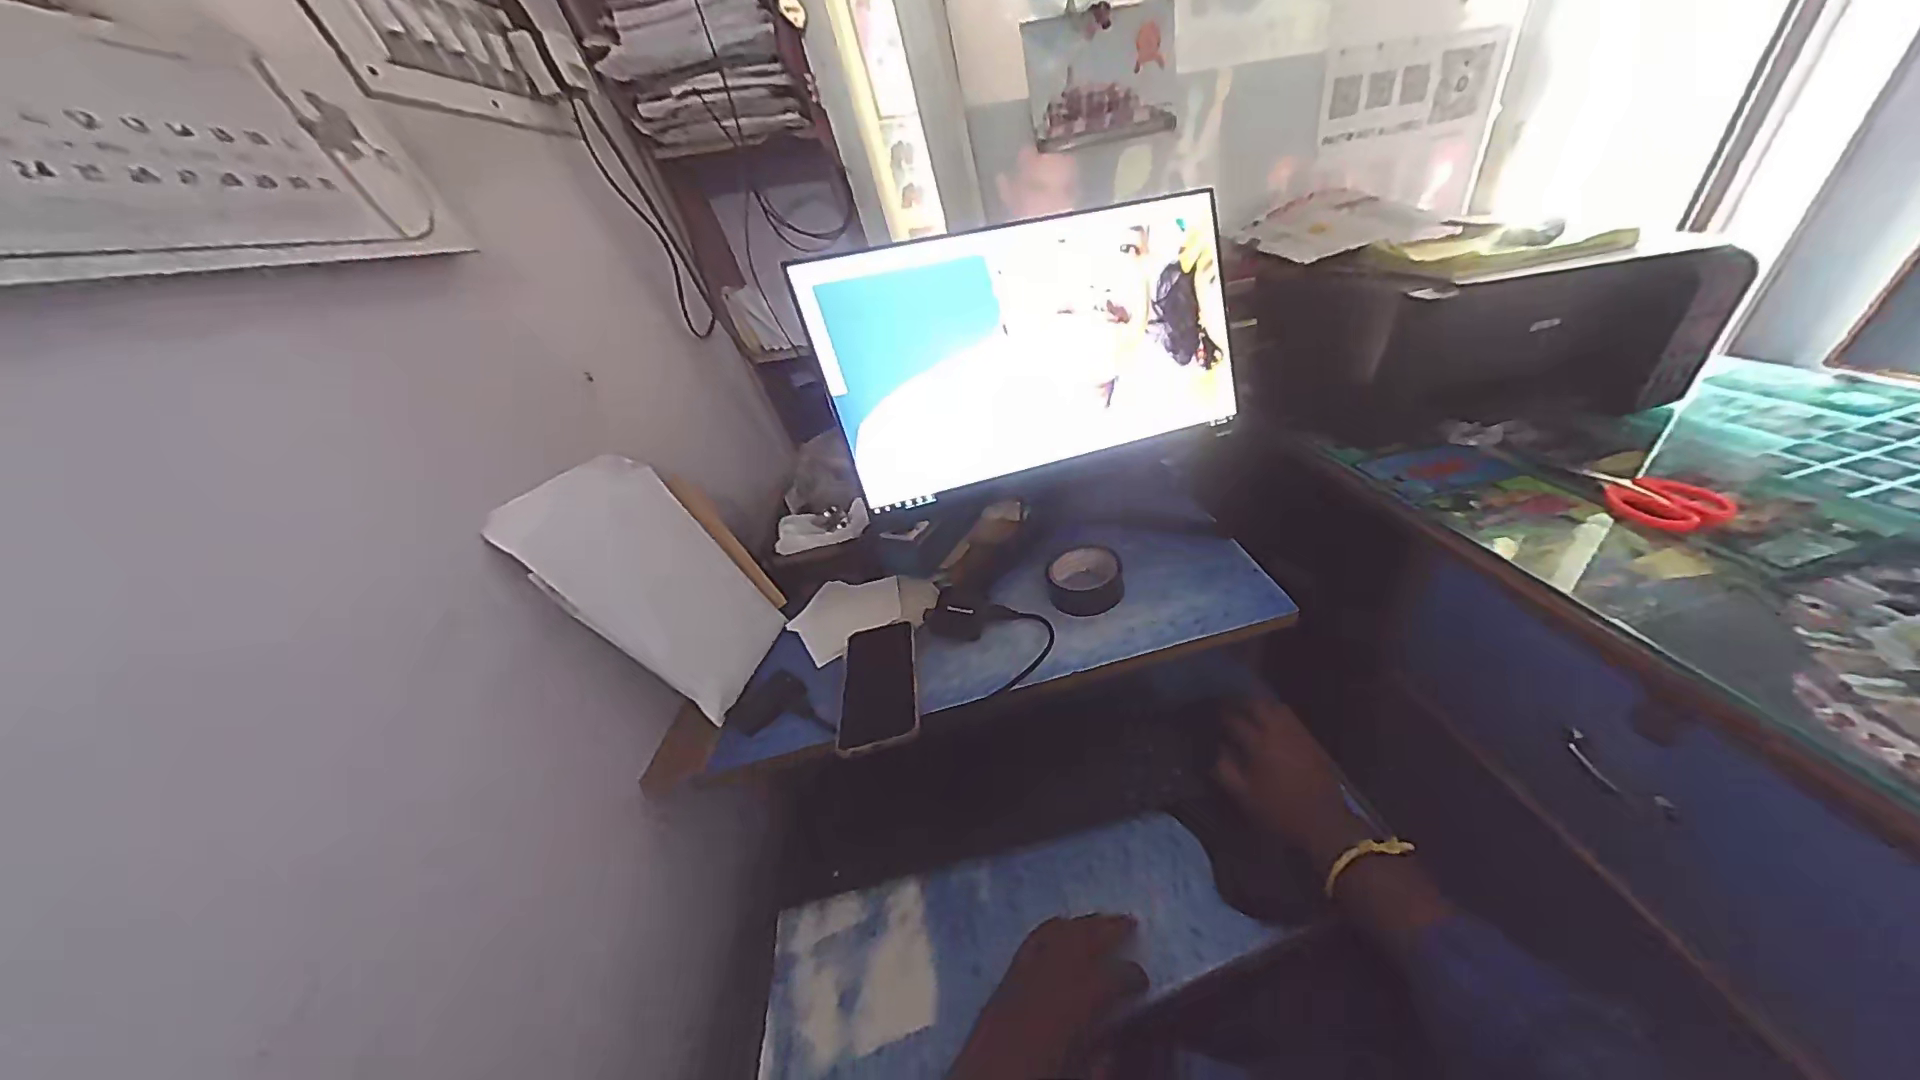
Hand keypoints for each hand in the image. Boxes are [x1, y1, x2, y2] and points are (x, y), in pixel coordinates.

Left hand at [947, 914, 1147, 1079]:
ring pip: (1053, 937)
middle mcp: (1039, 988)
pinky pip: (1029, 945)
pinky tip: (1060, 924)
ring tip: (1103, 918)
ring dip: (1080, 924)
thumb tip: (1117, 1037)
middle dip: (1105, 930)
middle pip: (1077, 944)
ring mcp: (1016, 982)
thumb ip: (1100, 1063)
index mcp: (1064, 1016)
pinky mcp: (1001, 986)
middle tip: (1132, 922)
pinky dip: (1049, 929)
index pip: (1104, 980)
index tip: (1145, 982)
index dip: (1128, 976)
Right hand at [1214, 698, 1368, 865]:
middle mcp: (1278, 733)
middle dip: (1241, 703)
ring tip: (1250, 711)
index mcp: (1259, 746)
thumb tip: (1217, 750)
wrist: (1325, 824)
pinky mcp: (1312, 741)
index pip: (1235, 721)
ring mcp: (1298, 735)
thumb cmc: (1280, 812)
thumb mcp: (1245, 797)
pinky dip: (1278, 714)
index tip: (1212, 718)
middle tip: (1230, 707)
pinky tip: (1273, 723)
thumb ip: (1225, 771)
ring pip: (1277, 707)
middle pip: (1258, 705)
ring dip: (1261, 706)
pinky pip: (1292, 718)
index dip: (1221, 717)